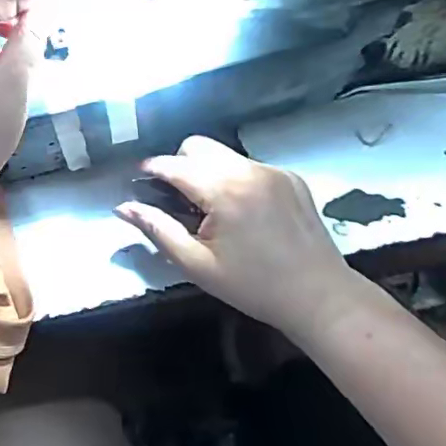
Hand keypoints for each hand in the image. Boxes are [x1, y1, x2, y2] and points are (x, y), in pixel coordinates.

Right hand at [115, 136, 366, 336]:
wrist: (323, 299)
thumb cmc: (254, 286)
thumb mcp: (197, 264)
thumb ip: (157, 229)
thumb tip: (123, 207)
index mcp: (223, 190)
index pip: (172, 164)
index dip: (151, 171)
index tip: (140, 182)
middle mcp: (247, 170)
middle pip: (196, 146)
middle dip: (179, 165)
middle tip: (178, 199)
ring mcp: (272, 171)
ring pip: (222, 153)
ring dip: (207, 171)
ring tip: (212, 207)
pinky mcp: (290, 178)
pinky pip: (247, 165)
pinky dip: (235, 178)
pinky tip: (243, 211)